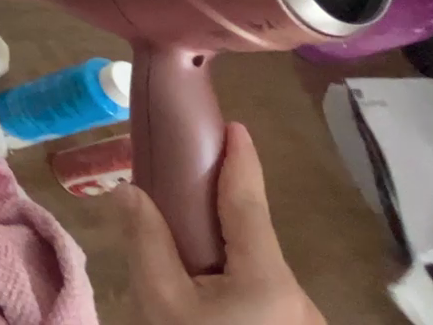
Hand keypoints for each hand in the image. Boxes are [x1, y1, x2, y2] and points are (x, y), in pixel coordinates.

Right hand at [122, 122, 325, 324]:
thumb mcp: (160, 301)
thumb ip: (146, 240)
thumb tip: (131, 191)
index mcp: (266, 278)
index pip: (248, 204)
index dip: (241, 163)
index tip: (237, 126)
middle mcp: (295, 296)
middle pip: (247, 240)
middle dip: (209, 217)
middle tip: (167, 202)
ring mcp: (300, 322)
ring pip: (251, 273)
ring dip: (214, 257)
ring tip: (173, 267)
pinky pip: (258, 298)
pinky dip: (226, 283)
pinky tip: (199, 298)